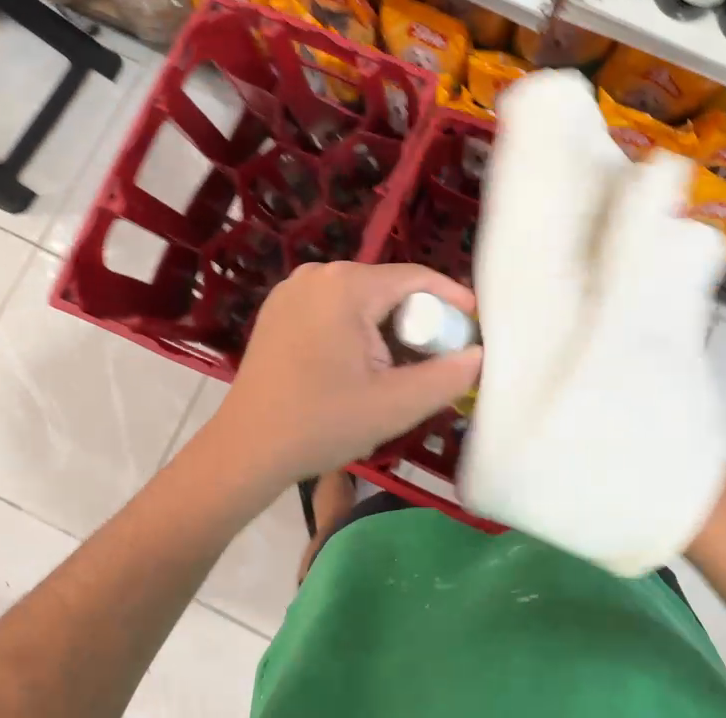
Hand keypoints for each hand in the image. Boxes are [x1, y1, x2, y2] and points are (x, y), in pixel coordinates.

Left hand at [200, 261, 482, 489]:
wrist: (245, 451)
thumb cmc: (321, 424)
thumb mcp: (394, 406)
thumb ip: (446, 377)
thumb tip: (479, 355)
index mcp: (346, 285)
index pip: (416, 278)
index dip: (452, 300)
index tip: (475, 329)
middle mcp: (318, 274)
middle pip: (388, 287)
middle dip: (417, 321)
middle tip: (434, 362)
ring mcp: (293, 289)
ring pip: (362, 299)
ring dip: (386, 328)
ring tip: (397, 370)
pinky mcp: (279, 309)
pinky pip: (334, 307)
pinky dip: (356, 329)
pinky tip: (357, 367)